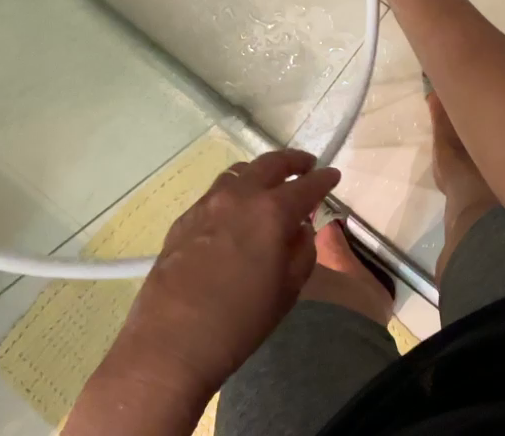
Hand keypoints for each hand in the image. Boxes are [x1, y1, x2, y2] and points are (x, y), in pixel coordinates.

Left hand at [107, 150, 340, 398]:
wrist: (171, 342)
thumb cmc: (240, 322)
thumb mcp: (288, 290)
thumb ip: (302, 250)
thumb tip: (299, 228)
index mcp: (272, 212)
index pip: (307, 186)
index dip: (324, 180)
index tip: (333, 176)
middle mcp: (240, 197)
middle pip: (271, 163)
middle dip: (293, 161)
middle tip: (306, 166)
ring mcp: (207, 204)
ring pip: (239, 173)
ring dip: (259, 173)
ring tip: (267, 185)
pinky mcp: (183, 219)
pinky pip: (215, 194)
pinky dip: (233, 193)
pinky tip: (233, 214)